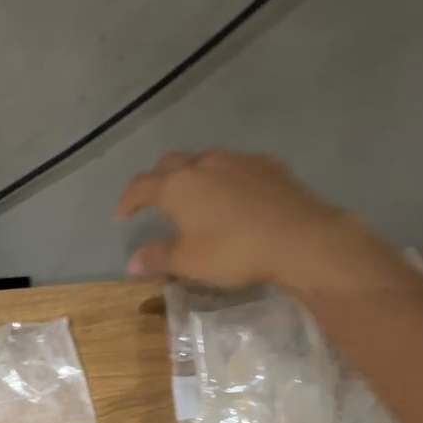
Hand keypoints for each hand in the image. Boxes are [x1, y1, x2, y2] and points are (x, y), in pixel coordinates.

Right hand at [115, 150, 372, 288]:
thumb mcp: (188, 262)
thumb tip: (131, 261)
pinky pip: (236, 167)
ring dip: (192, 177)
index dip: (127, 201)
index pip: (140, 187)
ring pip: (205, 161)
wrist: (300, 238)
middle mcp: (204, 164)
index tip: (122, 217)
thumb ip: (157, 257)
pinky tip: (233, 198)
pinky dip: (224, 180)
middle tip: (155, 202)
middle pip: (170, 165)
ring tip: (195, 200)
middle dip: (158, 181)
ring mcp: (238, 160)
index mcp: (177, 186)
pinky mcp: (268, 165)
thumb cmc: (233, 251)